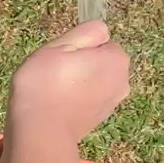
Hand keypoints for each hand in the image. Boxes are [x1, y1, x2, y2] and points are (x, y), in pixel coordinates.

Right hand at [7, 21, 129, 144]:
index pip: (100, 41)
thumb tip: (100, 30)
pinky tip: (55, 107)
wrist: (41, 132)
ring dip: (77, 84)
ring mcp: (113, 102)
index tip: (59, 59)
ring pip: (93, 82)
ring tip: (51, 93)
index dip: (78, 48)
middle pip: (99, 62)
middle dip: (80, 66)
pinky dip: (74, 101)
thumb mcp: (57, 48)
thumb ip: (84, 33)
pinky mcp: (99, 119)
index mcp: (116, 58)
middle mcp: (123, 79)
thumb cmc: (43, 86)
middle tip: (52, 75)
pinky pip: (87, 100)